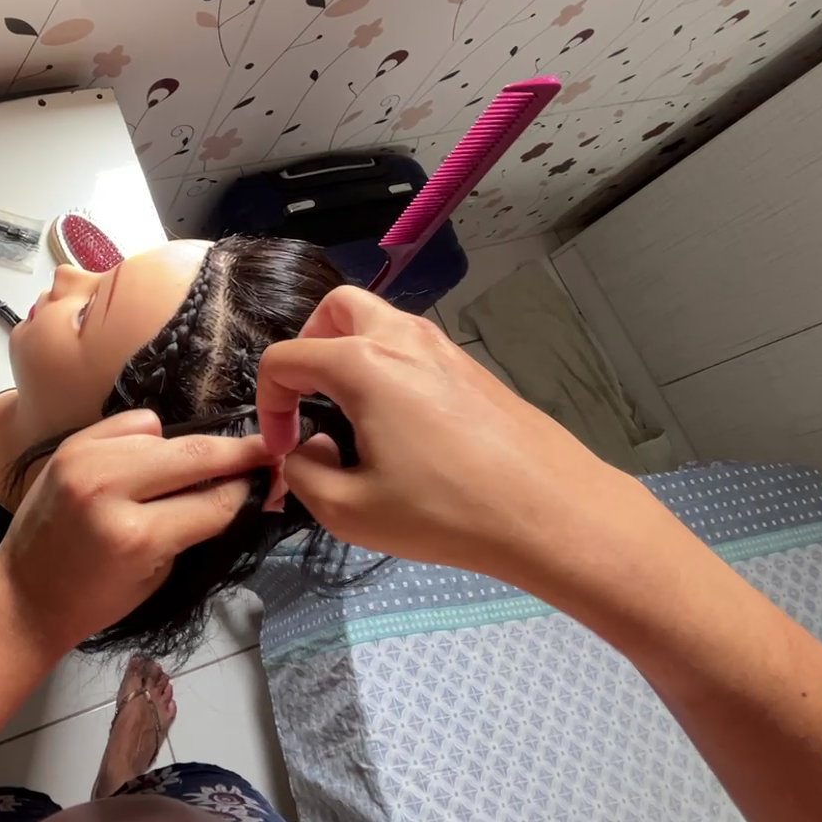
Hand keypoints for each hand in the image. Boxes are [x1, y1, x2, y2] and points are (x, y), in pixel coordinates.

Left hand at [0, 410, 275, 656]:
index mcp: (136, 536)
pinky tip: (152, 457)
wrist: (23, 595)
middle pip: (197, 455)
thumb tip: (249, 491)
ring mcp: (87, 459)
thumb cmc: (95, 600)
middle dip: (239, 453)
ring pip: (167, 435)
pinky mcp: (72, 443)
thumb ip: (200, 528)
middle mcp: (109, 488)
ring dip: (192, 451)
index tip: (274, 480)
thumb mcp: (158, 575)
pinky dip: (152, 437)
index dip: (251, 490)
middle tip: (268, 451)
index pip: (215, 501)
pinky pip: (133, 423)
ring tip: (202, 466)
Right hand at [256, 286, 683, 598]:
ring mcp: (441, 347)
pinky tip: (399, 424)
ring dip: (347, 352)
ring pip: (377, 320)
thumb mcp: (348, 510)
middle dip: (307, 347)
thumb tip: (308, 448)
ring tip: (350, 412)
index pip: (285, 359)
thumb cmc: (444, 512)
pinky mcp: (470, 366)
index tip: (285, 450)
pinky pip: (410, 346)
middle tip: (309, 398)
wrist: (553, 513)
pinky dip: (385, 366)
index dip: (268, 405)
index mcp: (362, 363)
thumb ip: (302, 472)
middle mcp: (400, 338)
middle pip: (334, 308)